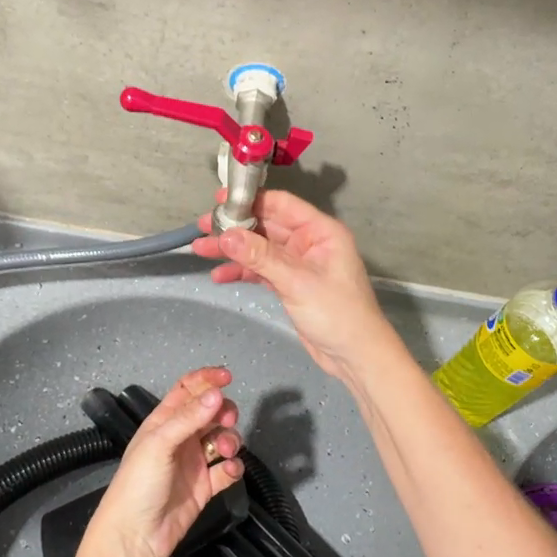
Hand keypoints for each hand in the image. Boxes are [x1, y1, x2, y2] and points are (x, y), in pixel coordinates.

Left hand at [89, 367, 245, 556]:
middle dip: (223, 411)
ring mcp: (194, 462)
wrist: (136, 535)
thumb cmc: (138, 483)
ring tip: (226, 451)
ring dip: (230, 439)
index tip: (227, 377)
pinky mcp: (205, 487)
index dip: (206, 380)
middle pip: (209, 412)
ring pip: (222, 439)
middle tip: (227, 419)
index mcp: (163, 422)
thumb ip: (189, 418)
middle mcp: (180, 438)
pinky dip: (233, 467)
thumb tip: (217, 393)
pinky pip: (226, 469)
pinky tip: (229, 471)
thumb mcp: (159, 444)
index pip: (187, 390)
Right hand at [191, 190, 398, 379]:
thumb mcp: (297, 281)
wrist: (355, 356)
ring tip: (200, 250)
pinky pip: (261, 270)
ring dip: (233, 250)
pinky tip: (219, 276)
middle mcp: (309, 242)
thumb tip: (225, 236)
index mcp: (320, 231)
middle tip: (201, 226)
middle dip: (234, 227)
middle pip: (266, 226)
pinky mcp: (290, 284)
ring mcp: (299, 264)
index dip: (250, 200)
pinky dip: (242, 272)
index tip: (218, 200)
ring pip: (260, 249)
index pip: (281, 205)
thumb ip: (260, 257)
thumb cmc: (336, 312)